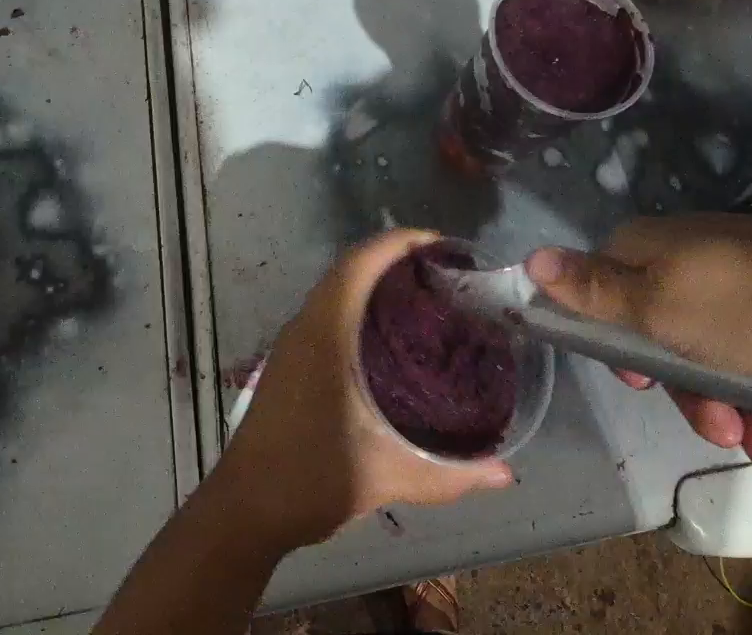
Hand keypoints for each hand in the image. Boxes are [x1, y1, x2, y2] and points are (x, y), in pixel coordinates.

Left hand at [211, 229, 513, 549]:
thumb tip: (506, 473)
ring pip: (336, 290)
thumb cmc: (310, 479)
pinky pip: (328, 312)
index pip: (360, 264)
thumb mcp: (386, 476)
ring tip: (425, 296)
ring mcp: (293, 343)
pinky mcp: (290, 360)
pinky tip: (390, 336)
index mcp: (325, 334)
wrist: (245, 508)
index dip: (399, 242)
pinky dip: (359, 304)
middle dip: (395, 258)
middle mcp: (306, 326)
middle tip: (445, 272)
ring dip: (375, 281)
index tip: (441, 244)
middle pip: (350, 269)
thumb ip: (449, 475)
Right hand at [527, 214, 751, 476]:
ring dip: (745, 417)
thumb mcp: (659, 305)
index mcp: (654, 251)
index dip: (621, 345)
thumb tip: (528, 257)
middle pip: (667, 337)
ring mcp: (748, 285)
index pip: (607, 291)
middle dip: (695, 399)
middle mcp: (694, 261)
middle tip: (723, 435)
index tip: (643, 384)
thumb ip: (594, 290)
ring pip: (723, 361)